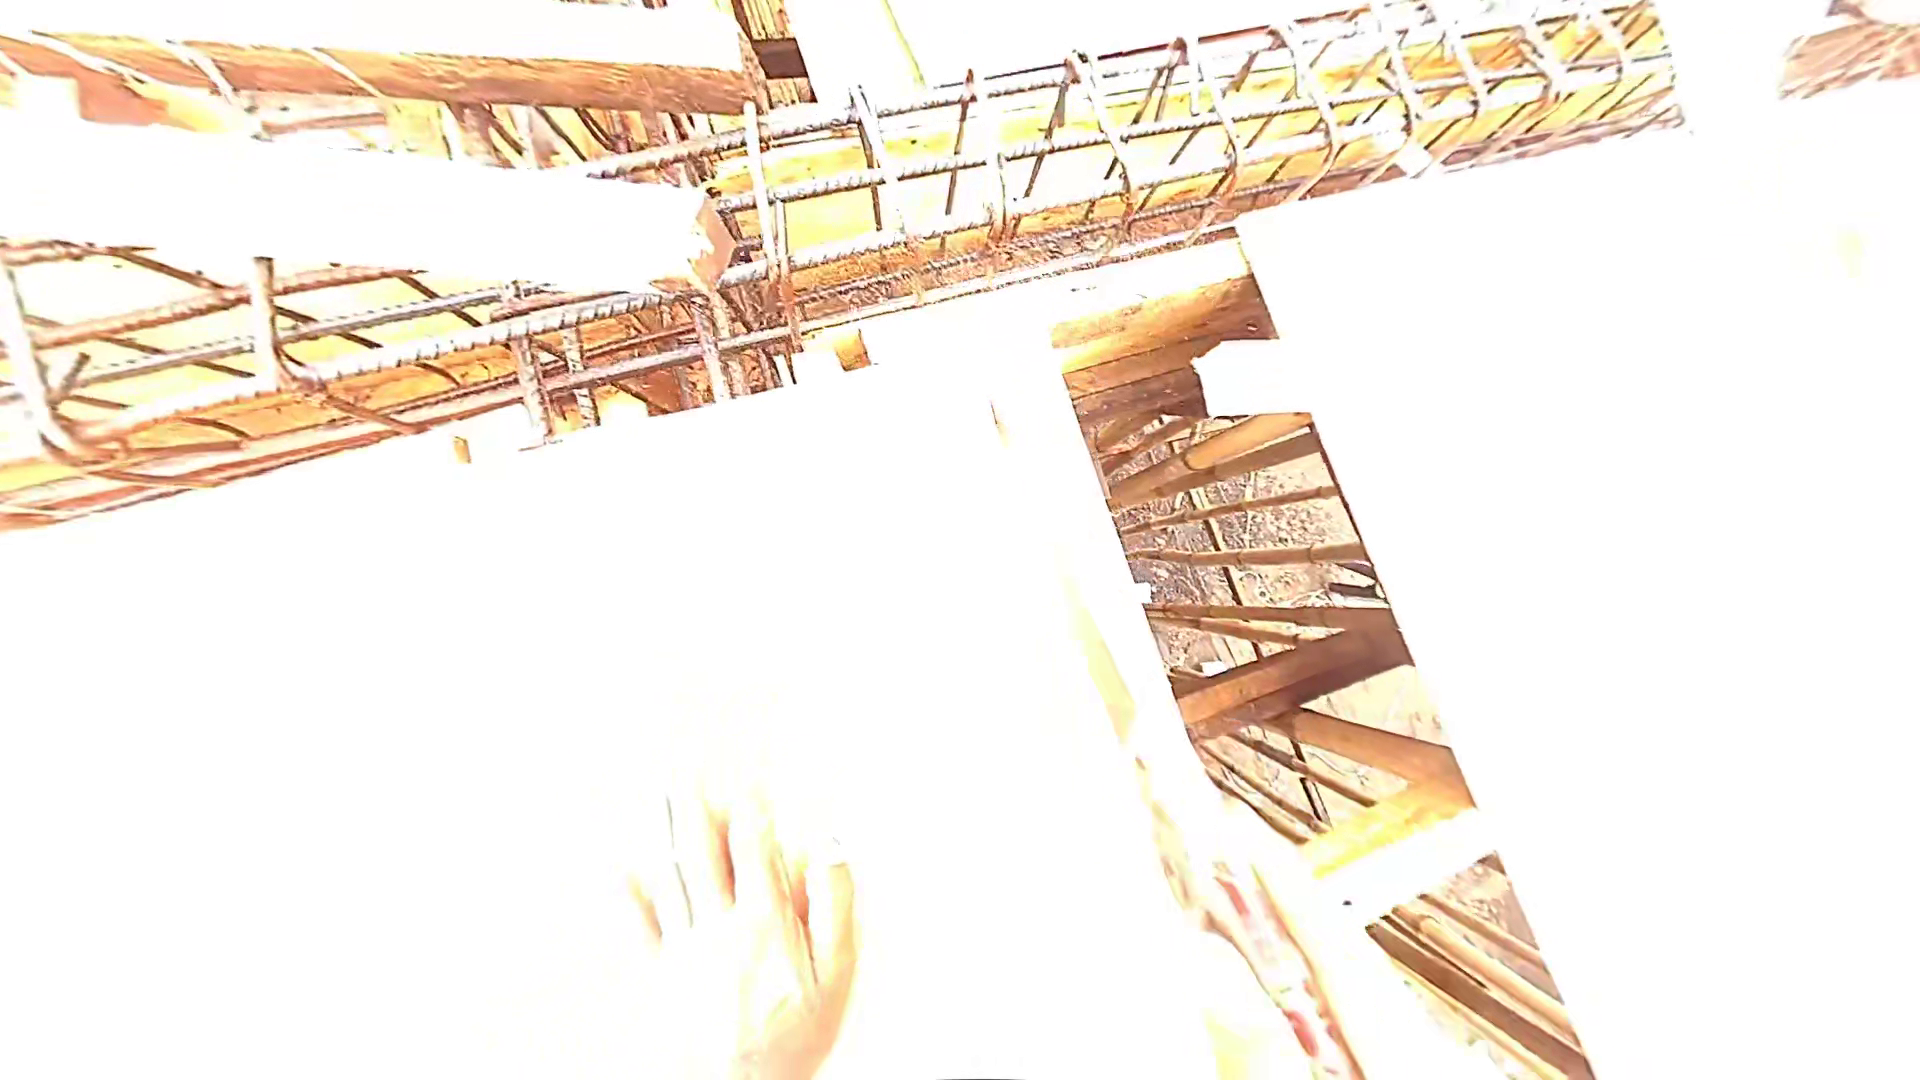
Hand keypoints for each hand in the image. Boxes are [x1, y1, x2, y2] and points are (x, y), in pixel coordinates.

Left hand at [629, 787, 856, 1079]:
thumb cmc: (793, 1041)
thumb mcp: (836, 978)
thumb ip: (834, 906)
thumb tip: (827, 847)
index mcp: (763, 923)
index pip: (754, 847)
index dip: (752, 808)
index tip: (751, 778)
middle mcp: (718, 927)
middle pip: (701, 852)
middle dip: (694, 804)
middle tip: (685, 767)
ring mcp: (684, 950)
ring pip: (670, 876)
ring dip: (662, 830)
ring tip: (658, 793)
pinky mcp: (660, 977)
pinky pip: (640, 925)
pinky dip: (629, 893)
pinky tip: (621, 866)